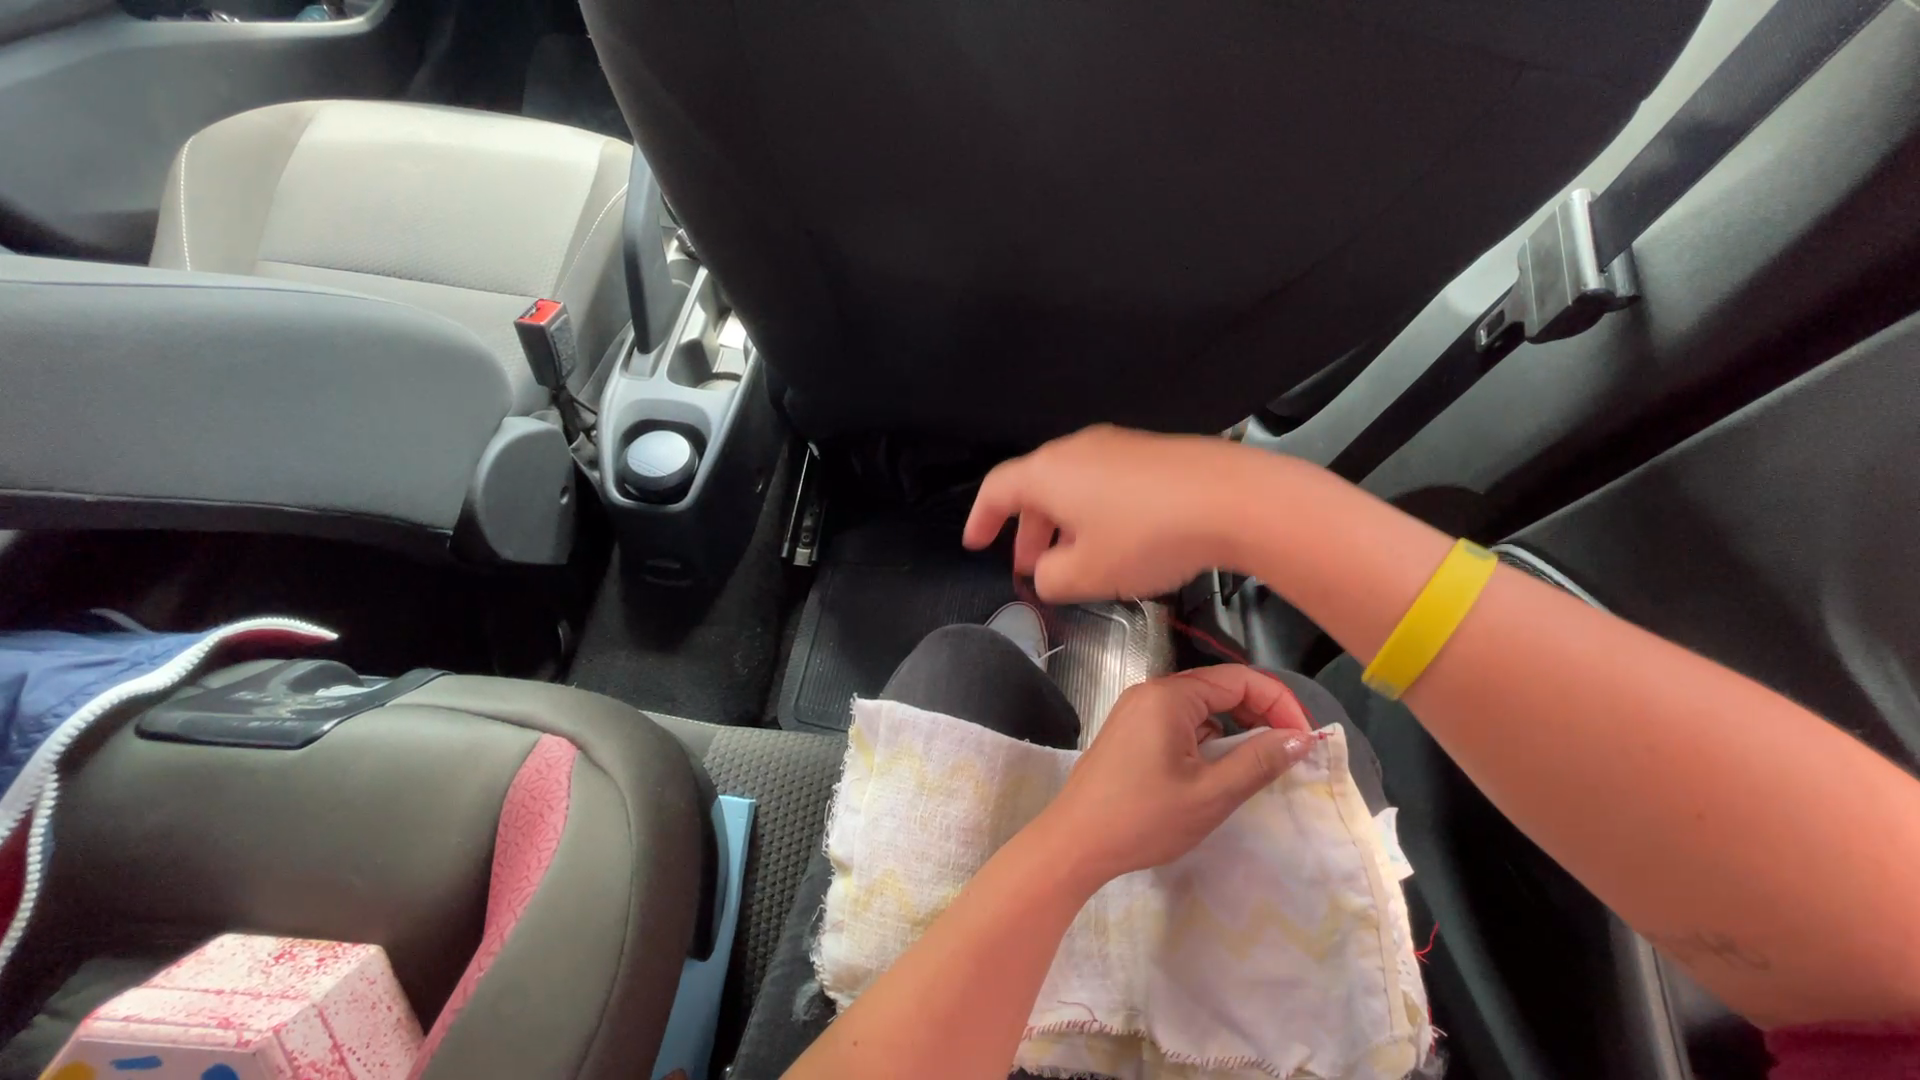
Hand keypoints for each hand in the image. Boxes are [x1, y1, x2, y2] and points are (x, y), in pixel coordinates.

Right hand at [963, 425, 1281, 601]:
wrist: (1234, 500)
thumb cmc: (1151, 534)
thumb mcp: (1086, 574)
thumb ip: (1050, 578)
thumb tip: (1046, 572)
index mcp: (1049, 473)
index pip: (997, 490)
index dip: (980, 519)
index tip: (975, 540)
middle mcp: (1078, 450)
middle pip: (1036, 487)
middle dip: (1027, 530)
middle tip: (1028, 564)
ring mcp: (1118, 447)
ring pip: (1074, 486)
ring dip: (1063, 524)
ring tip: (1073, 561)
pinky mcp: (1153, 455)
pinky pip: (1107, 483)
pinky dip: (1097, 513)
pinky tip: (1117, 544)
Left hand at [1035, 665, 1316, 886]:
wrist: (1074, 843)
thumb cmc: (1143, 818)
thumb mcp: (1210, 794)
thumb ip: (1258, 761)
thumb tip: (1301, 737)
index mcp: (1168, 696)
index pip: (1240, 679)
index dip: (1280, 703)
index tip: (1306, 739)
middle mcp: (1150, 692)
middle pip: (1219, 687)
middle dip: (1261, 713)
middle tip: (1291, 750)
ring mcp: (1136, 711)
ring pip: (1200, 706)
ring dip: (1235, 726)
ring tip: (1262, 760)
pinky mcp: (1130, 731)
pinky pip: (1180, 721)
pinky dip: (1208, 736)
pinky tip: (1220, 765)